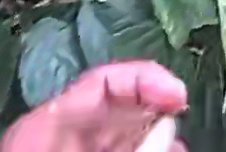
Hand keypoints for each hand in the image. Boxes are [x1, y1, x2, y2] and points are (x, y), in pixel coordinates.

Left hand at [0, 61, 187, 151]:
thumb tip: (169, 129)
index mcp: (43, 129)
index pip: (103, 82)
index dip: (146, 80)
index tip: (179, 98)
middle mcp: (53, 137)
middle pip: (113, 109)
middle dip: (152, 118)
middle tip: (181, 132)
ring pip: (116, 139)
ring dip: (149, 143)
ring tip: (177, 150)